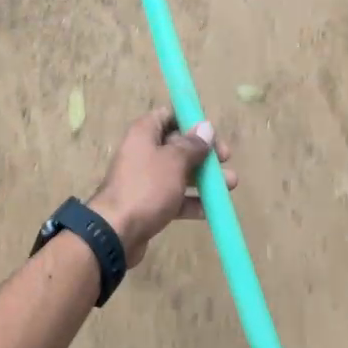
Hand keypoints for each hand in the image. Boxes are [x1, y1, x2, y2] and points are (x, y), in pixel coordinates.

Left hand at [88, 108, 236, 264]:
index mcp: (145, 133)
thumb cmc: (146, 187)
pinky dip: (192, 201)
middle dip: (204, 153)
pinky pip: (174, 197)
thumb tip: (205, 126)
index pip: (169, 116)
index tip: (212, 133)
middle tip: (227, 160)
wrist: (116, 231)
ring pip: (179, 173)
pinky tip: (212, 210)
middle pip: (178, 145)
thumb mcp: (173, 162)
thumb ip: (191, 145)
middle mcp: (144, 151)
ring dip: (204, 178)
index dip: (191, 121)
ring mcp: (146, 179)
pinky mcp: (149, 203)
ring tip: (231, 185)